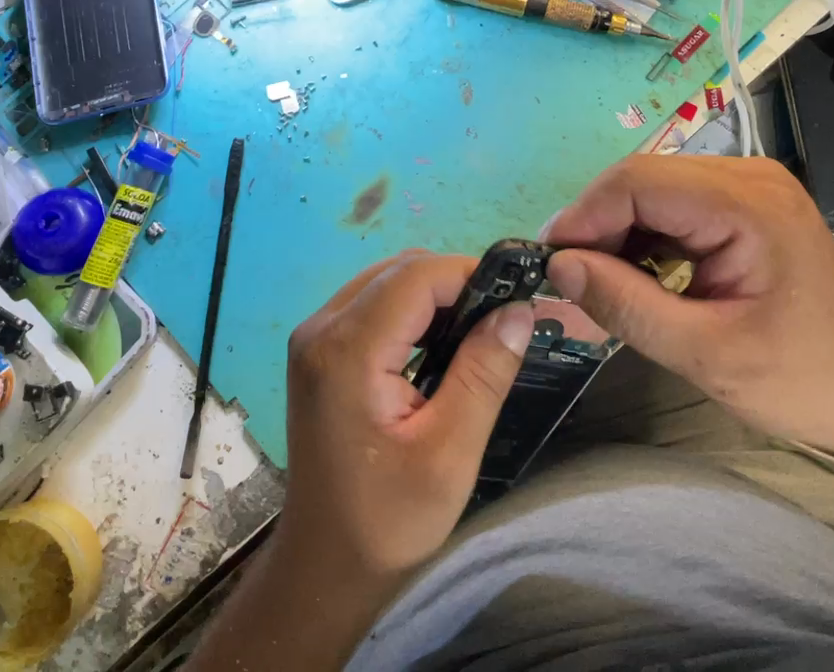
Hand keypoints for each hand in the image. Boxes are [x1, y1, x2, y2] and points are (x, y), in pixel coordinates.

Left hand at [279, 252, 535, 583]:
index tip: (517, 297)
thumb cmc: (388, 518)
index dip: (469, 274)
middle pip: (397, 272)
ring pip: (383, 284)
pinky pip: (369, 307)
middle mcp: (320, 330)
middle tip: (502, 319)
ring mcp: (313, 340)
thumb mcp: (450, 451)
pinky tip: (438, 345)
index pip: (415, 276)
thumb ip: (483, 373)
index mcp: (346, 350)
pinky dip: (409, 312)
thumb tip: (520, 310)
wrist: (326, 561)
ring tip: (478, 331)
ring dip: (432, 296)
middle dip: (453, 283)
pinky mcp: (317, 353)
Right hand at [542, 155, 833, 456]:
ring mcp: (749, 188)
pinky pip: (672, 207)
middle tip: (568, 282)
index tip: (549, 264)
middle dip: (597, 228)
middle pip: (641, 180)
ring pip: (651, 192)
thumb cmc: (799, 380)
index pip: (637, 182)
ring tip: (598, 287)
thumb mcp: (704, 354)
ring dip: (616, 235)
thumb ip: (626, 305)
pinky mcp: (743, 206)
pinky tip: (635, 279)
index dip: (584, 217)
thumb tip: (558, 266)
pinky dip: (642, 240)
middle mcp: (748, 177)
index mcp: (749, 205)